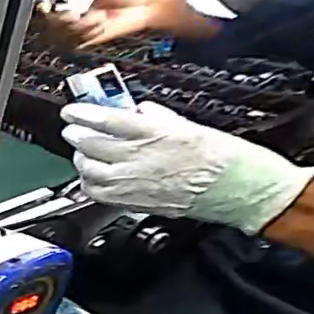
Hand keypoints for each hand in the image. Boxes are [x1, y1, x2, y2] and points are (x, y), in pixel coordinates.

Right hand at [35, 0, 216, 48]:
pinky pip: (74, 42)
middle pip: (48, 21)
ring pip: (61, 33)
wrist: (150, 5)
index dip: (45, 2)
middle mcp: (73, 8)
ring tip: (99, 16)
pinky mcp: (85, 39)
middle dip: (62, 17)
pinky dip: (88, 33)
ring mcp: (78, 25)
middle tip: (75, 13)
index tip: (49, 2)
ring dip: (81, 25)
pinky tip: (101, 23)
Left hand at [60, 102, 313, 234]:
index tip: (70, 111)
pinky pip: (95, 191)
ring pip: (87, 168)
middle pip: (90, 144)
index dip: (83, 114)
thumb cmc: (228, 159)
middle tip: (73, 129)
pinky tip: (93, 175)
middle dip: (77, 134)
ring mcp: (130, 182)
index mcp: (156, 134)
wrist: (242, 191)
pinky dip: (88, 181)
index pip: (107, 120)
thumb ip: (160, 119)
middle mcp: (138, 158)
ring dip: (81, 158)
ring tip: (83, 151)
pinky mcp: (129, 202)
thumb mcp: (193, 127)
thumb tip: (140, 112)